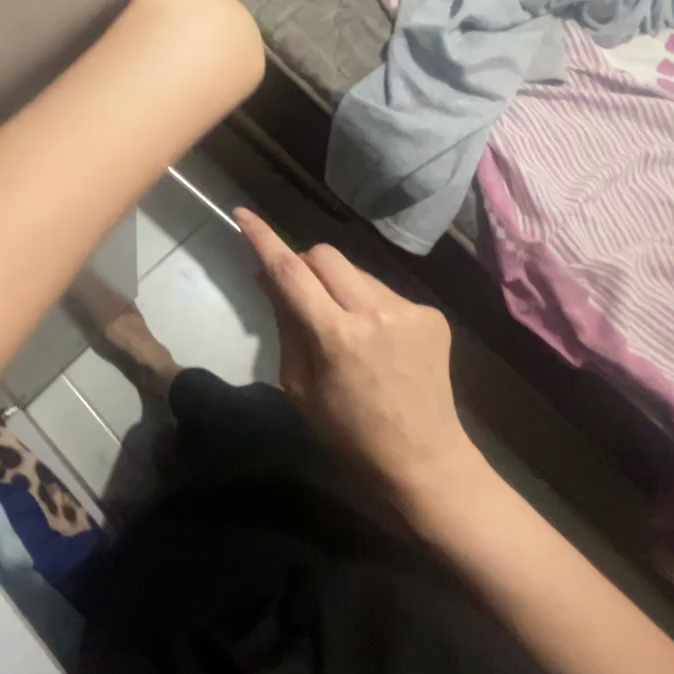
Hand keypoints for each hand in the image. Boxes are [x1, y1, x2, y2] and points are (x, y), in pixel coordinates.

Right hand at [234, 208, 477, 496]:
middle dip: (303, 264)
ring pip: (355, 271)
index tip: (243, 214)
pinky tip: (375, 340)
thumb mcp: (299, 384)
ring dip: (337, 286)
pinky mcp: (430, 314)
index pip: (290, 271)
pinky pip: (383, 291)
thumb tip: (267, 275)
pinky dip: (367, 304)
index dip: (263, 239)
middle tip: (297, 294)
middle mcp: (374, 312)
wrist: (423, 458)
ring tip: (342, 327)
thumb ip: (285, 322)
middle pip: (324, 255)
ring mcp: (408, 310)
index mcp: (335, 336)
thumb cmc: (347, 431)